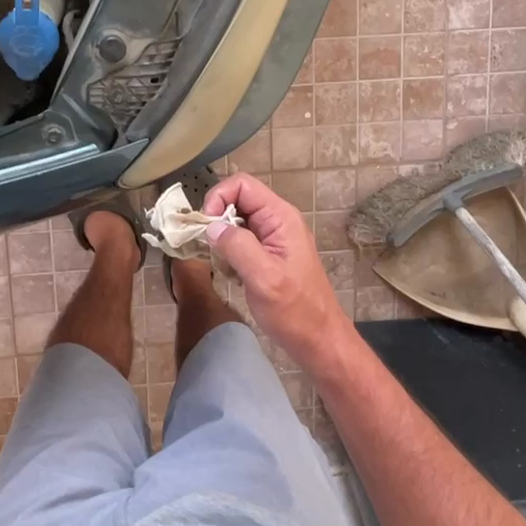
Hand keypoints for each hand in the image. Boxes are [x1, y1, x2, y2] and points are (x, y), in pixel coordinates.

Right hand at [204, 173, 353, 372]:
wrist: (318, 340)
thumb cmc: (295, 310)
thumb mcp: (264, 278)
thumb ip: (237, 246)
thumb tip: (211, 226)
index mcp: (281, 218)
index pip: (242, 185)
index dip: (218, 197)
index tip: (207, 226)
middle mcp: (277, 221)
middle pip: (237, 200)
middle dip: (218, 221)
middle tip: (211, 250)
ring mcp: (274, 238)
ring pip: (237, 222)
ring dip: (223, 240)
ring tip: (226, 267)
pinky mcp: (269, 254)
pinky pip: (241, 241)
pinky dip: (230, 254)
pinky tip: (234, 275)